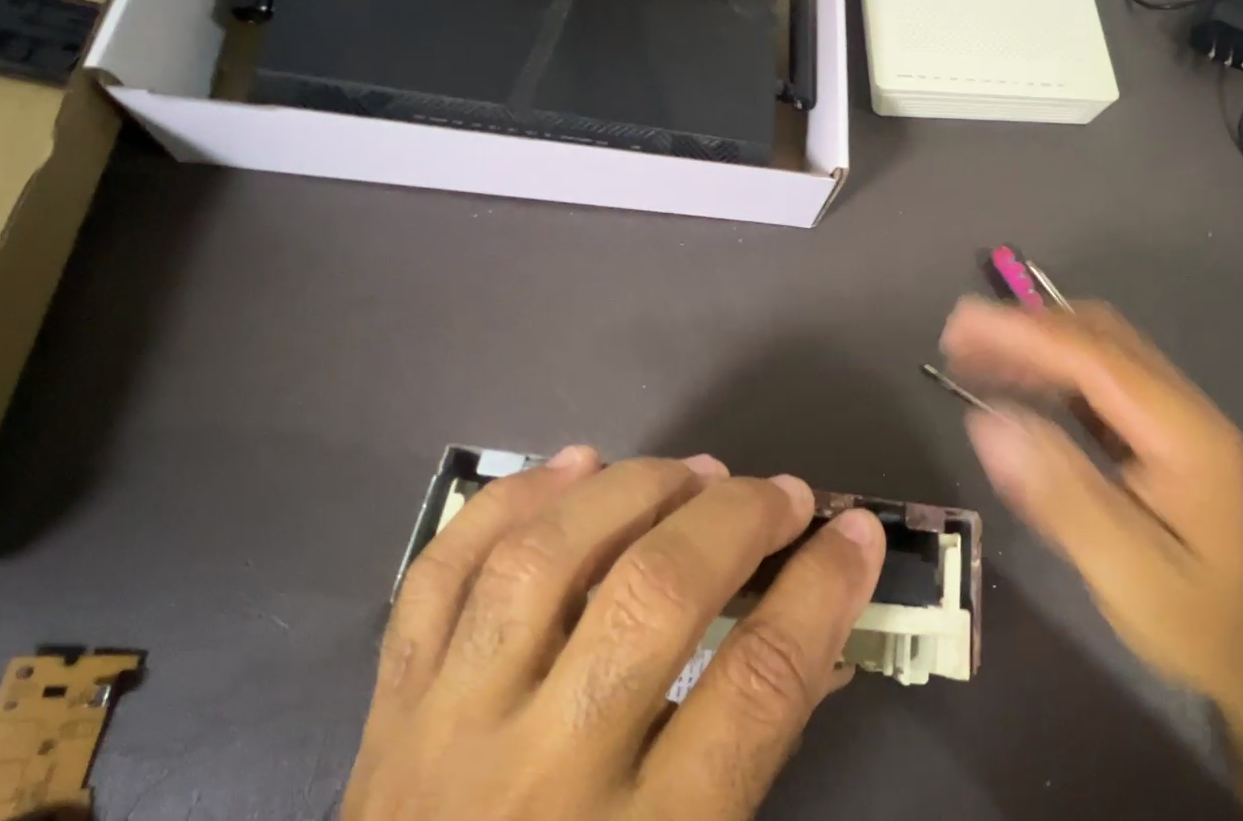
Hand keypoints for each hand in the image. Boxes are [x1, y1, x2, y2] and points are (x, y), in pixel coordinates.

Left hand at [343, 449, 883, 820]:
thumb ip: (758, 751)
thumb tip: (819, 632)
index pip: (755, 686)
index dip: (820, 591)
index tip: (853, 532)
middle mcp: (543, 777)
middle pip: (653, 599)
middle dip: (735, 521)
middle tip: (781, 493)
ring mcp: (449, 732)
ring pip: (543, 564)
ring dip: (632, 492)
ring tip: (693, 470)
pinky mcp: (388, 707)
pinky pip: (441, 575)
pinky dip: (510, 504)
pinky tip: (572, 465)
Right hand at [942, 297, 1242, 820]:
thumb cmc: (1198, 624)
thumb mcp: (1125, 570)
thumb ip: (1059, 493)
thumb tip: (986, 422)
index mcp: (1184, 435)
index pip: (1094, 359)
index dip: (1023, 334)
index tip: (960, 325)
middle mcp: (1186, 412)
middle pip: (1103, 339)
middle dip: (1027, 329)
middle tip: (959, 341)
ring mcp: (1180, 425)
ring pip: (1104, 356)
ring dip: (1039, 347)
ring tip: (974, 359)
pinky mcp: (1166, 443)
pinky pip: (1105, 388)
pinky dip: (1055, 377)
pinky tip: (1019, 394)